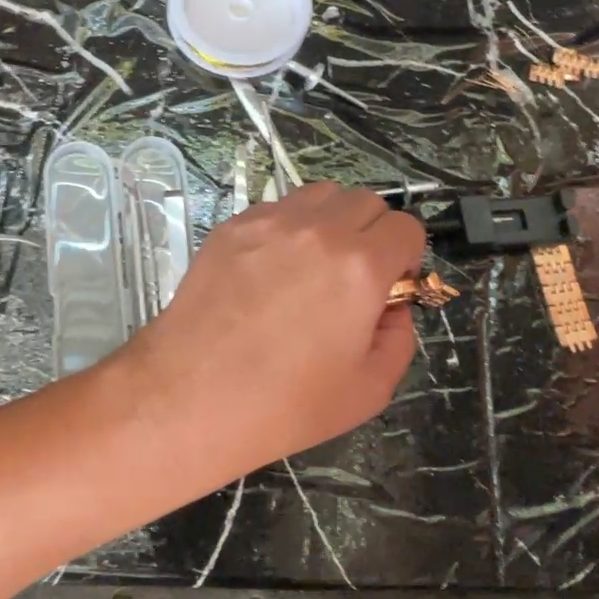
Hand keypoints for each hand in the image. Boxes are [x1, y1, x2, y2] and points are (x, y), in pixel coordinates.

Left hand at [118, 182, 425, 478]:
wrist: (191, 395)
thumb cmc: (285, 404)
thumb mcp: (369, 389)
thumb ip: (399, 338)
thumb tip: (393, 307)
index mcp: (360, 266)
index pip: (406, 227)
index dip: (406, 256)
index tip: (390, 286)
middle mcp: (318, 230)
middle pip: (366, 201)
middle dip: (373, 233)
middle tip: (355, 276)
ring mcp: (270, 222)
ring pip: (320, 195)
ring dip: (331, 221)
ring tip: (314, 264)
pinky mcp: (231, 227)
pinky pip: (276, 208)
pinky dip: (287, 228)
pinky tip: (270, 271)